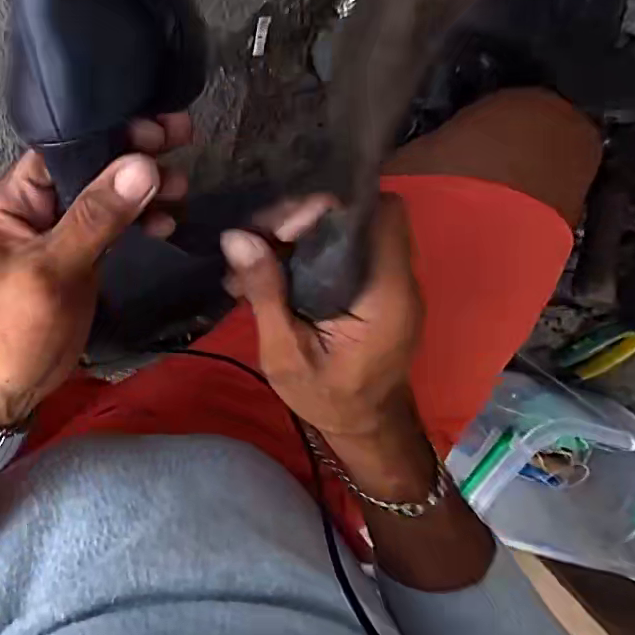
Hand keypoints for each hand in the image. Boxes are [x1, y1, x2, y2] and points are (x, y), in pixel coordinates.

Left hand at [0, 115, 193, 426]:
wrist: (7, 388)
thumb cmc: (12, 329)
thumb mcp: (50, 270)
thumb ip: (96, 218)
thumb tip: (142, 165)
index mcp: (15, 200)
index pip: (64, 149)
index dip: (110, 133)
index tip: (157, 127)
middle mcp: (39, 208)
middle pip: (92, 168)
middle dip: (136, 155)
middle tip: (182, 139)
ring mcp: (64, 234)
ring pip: (109, 197)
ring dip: (145, 189)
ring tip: (182, 188)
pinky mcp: (84, 259)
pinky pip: (117, 228)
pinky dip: (142, 221)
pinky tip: (167, 221)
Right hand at [218, 193, 422, 442]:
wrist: (365, 427)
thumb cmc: (326, 398)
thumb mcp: (285, 353)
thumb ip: (266, 293)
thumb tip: (236, 238)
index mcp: (386, 293)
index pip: (379, 214)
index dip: (329, 208)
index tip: (282, 231)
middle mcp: (397, 278)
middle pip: (361, 215)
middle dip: (305, 217)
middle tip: (257, 239)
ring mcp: (390, 281)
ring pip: (351, 229)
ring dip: (302, 233)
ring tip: (255, 256)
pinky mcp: (376, 288)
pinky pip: (346, 250)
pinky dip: (309, 250)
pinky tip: (271, 270)